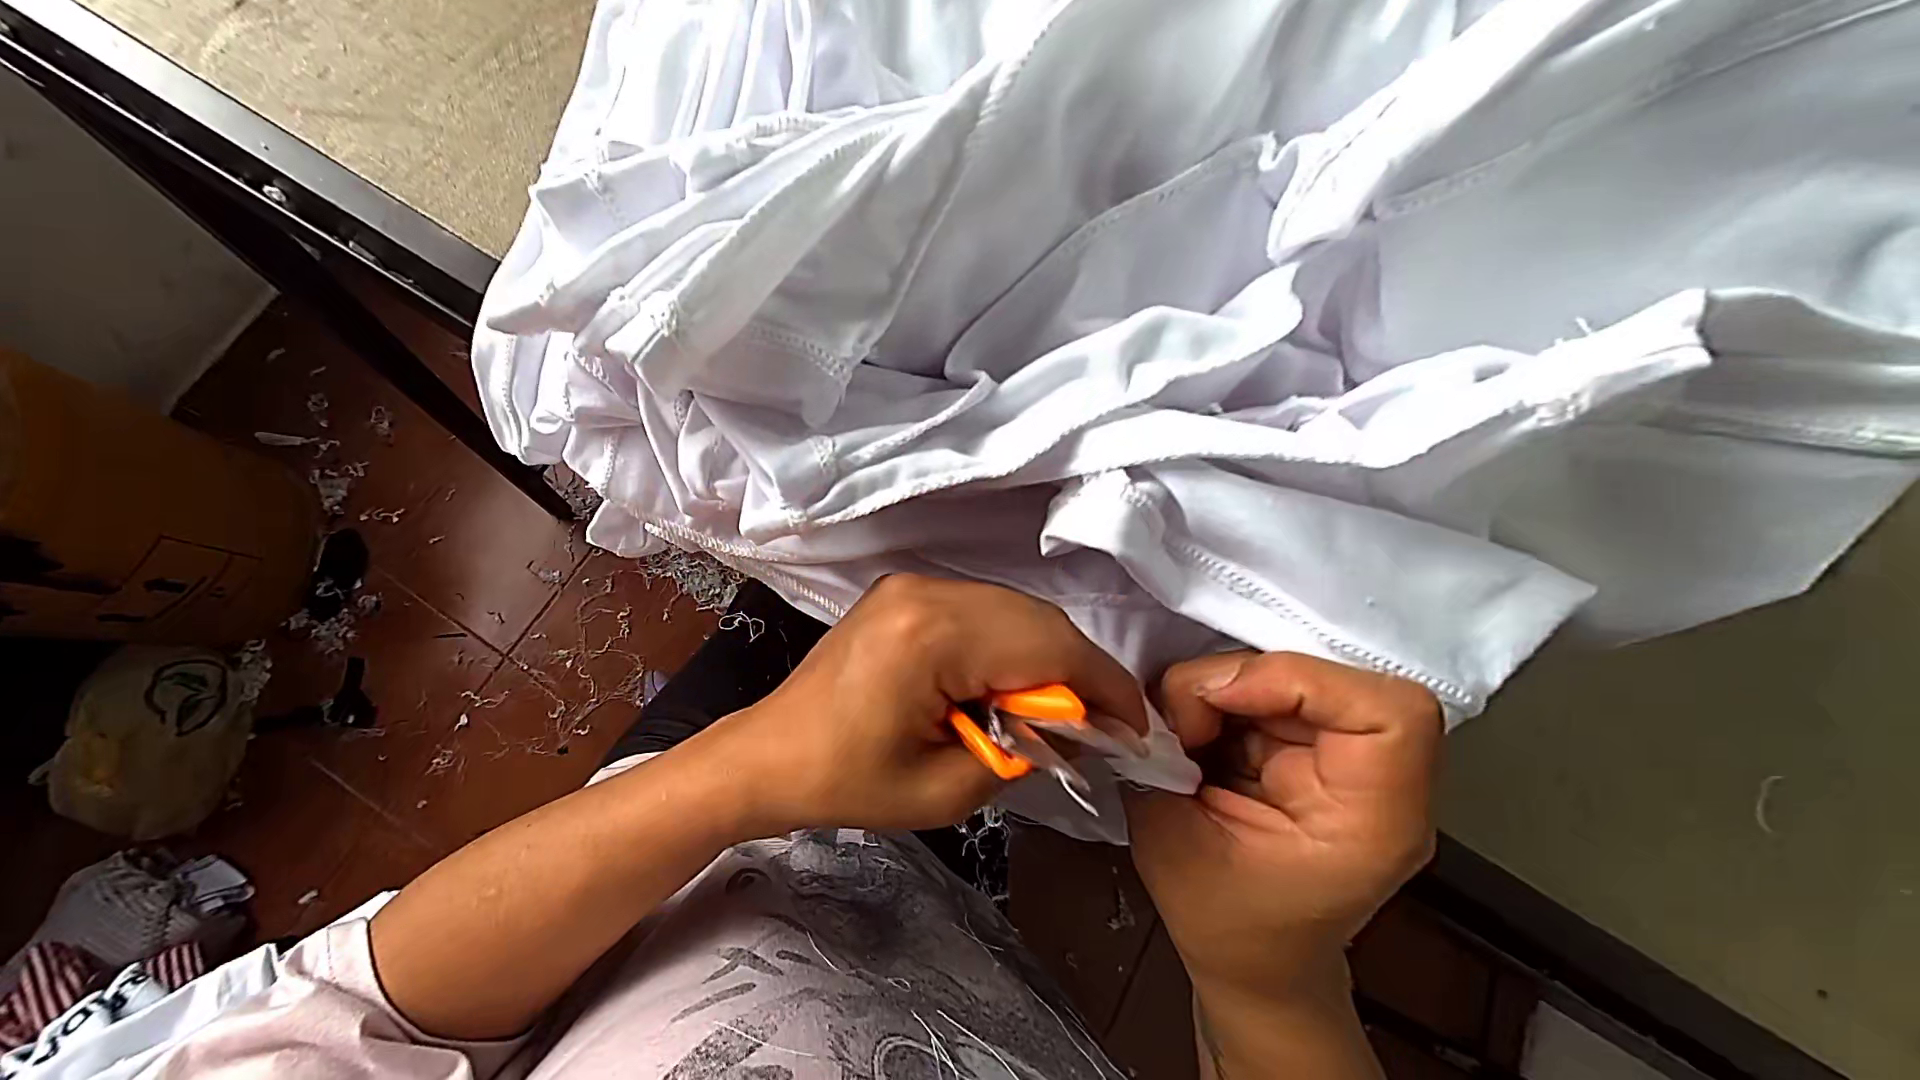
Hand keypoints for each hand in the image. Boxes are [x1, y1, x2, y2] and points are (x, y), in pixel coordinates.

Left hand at [706, 574, 1145, 834]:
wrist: (770, 753)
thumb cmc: (846, 782)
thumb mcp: (944, 789)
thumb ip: (1024, 753)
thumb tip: (1080, 727)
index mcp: (931, 636)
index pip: (1048, 648)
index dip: (1102, 686)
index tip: (1134, 726)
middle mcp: (927, 592)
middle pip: (1037, 619)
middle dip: (1080, 672)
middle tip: (1101, 724)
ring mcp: (915, 584)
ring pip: (1017, 610)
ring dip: (1050, 656)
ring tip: (1059, 710)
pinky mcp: (909, 591)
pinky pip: (987, 609)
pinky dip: (1015, 644)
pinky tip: (1014, 683)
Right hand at [1125, 651, 1441, 1006]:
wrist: (1255, 961)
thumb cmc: (1222, 922)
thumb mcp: (1170, 837)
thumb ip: (1162, 756)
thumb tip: (1162, 695)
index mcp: (1372, 820)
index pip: (1386, 710)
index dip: (1300, 678)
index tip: (1221, 698)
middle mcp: (1376, 780)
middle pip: (1325, 675)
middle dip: (1237, 682)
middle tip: (1186, 726)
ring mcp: (1346, 758)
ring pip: (1290, 671)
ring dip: (1223, 689)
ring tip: (1188, 738)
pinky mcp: (1316, 745)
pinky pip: (1272, 688)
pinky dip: (1223, 698)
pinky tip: (1200, 736)